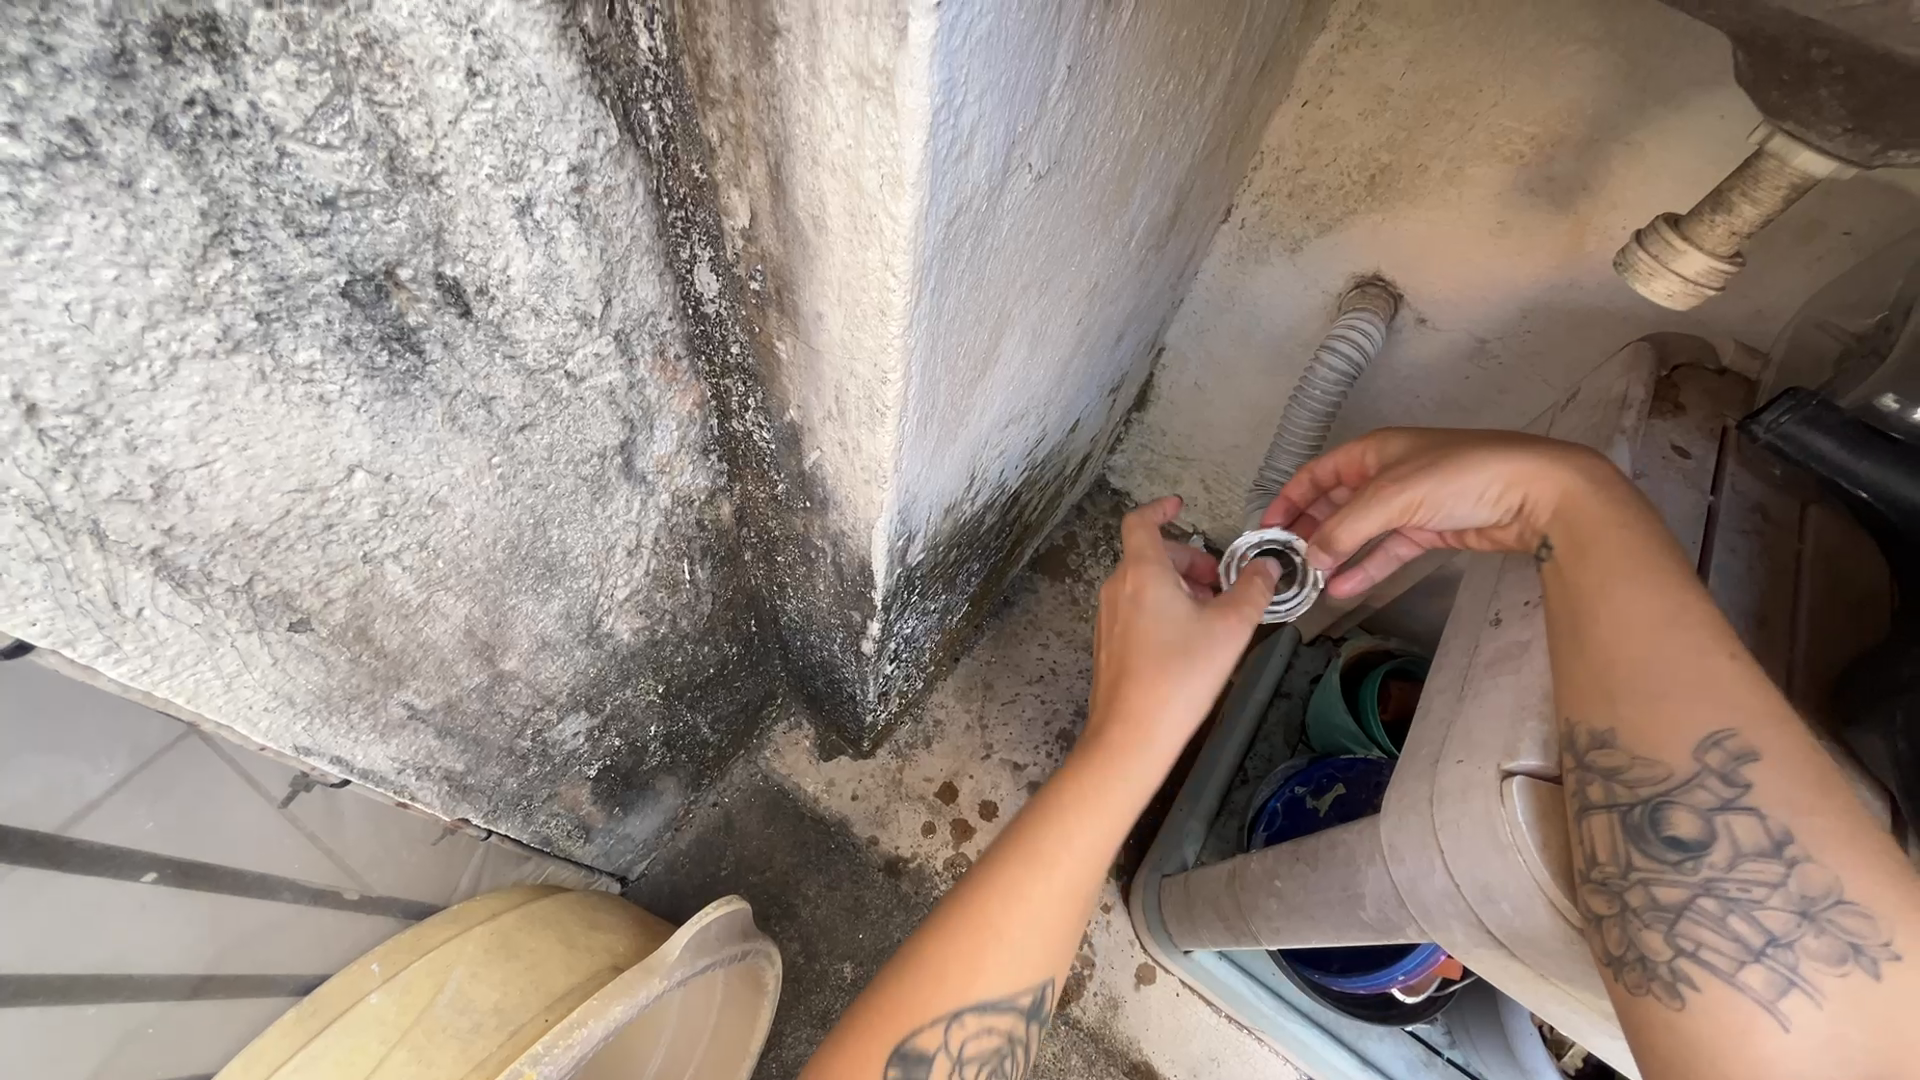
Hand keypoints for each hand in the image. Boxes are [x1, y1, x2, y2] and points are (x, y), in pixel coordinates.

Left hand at [1083, 496, 1279, 769]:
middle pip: (1151, 555)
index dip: (1160, 509)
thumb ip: (1252, 590)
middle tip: (1220, 583)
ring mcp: (1108, 616)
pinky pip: (1136, 608)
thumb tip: (1265, 567)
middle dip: (1188, 560)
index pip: (1141, 522)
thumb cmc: (1181, 675)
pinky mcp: (1108, 642)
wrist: (1132, 733)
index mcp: (1142, 573)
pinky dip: (1163, 607)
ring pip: (1144, 583)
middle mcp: (1117, 588)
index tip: (1180, 506)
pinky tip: (1188, 639)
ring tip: (1212, 614)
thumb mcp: (1230, 628)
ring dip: (1178, 586)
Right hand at [1260, 428, 1627, 598]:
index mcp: (1371, 452)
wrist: (1539, 492)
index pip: (1316, 475)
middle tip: (1286, 560)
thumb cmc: (1459, 476)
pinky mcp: (1430, 529)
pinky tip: (1344, 588)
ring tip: (1310, 580)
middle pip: (1334, 504)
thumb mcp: (1390, 498)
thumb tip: (1309, 559)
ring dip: (1336, 554)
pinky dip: (1366, 568)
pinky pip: (1387, 551)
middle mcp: (1385, 474)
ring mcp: (1408, 503)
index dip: (1288, 500)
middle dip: (1310, 531)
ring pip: (1359, 531)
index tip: (1267, 529)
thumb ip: (1344, 530)